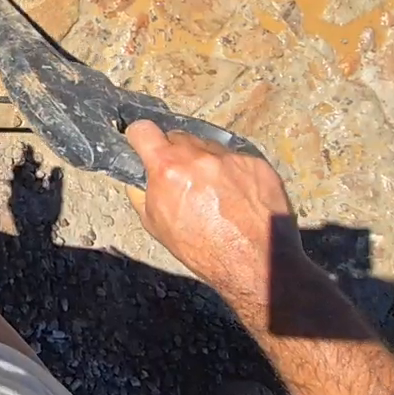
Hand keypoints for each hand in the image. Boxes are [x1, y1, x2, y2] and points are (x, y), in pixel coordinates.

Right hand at [125, 120, 306, 311]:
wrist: (255, 264)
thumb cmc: (203, 249)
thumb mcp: (154, 224)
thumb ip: (141, 193)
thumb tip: (137, 179)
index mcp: (166, 168)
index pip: (143, 130)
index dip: (139, 137)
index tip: (143, 143)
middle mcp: (197, 156)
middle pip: (177, 137)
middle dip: (175, 154)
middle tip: (182, 177)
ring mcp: (229, 158)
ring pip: (207, 147)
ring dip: (204, 161)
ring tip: (214, 190)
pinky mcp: (256, 164)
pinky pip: (235, 159)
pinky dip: (232, 172)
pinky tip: (236, 195)